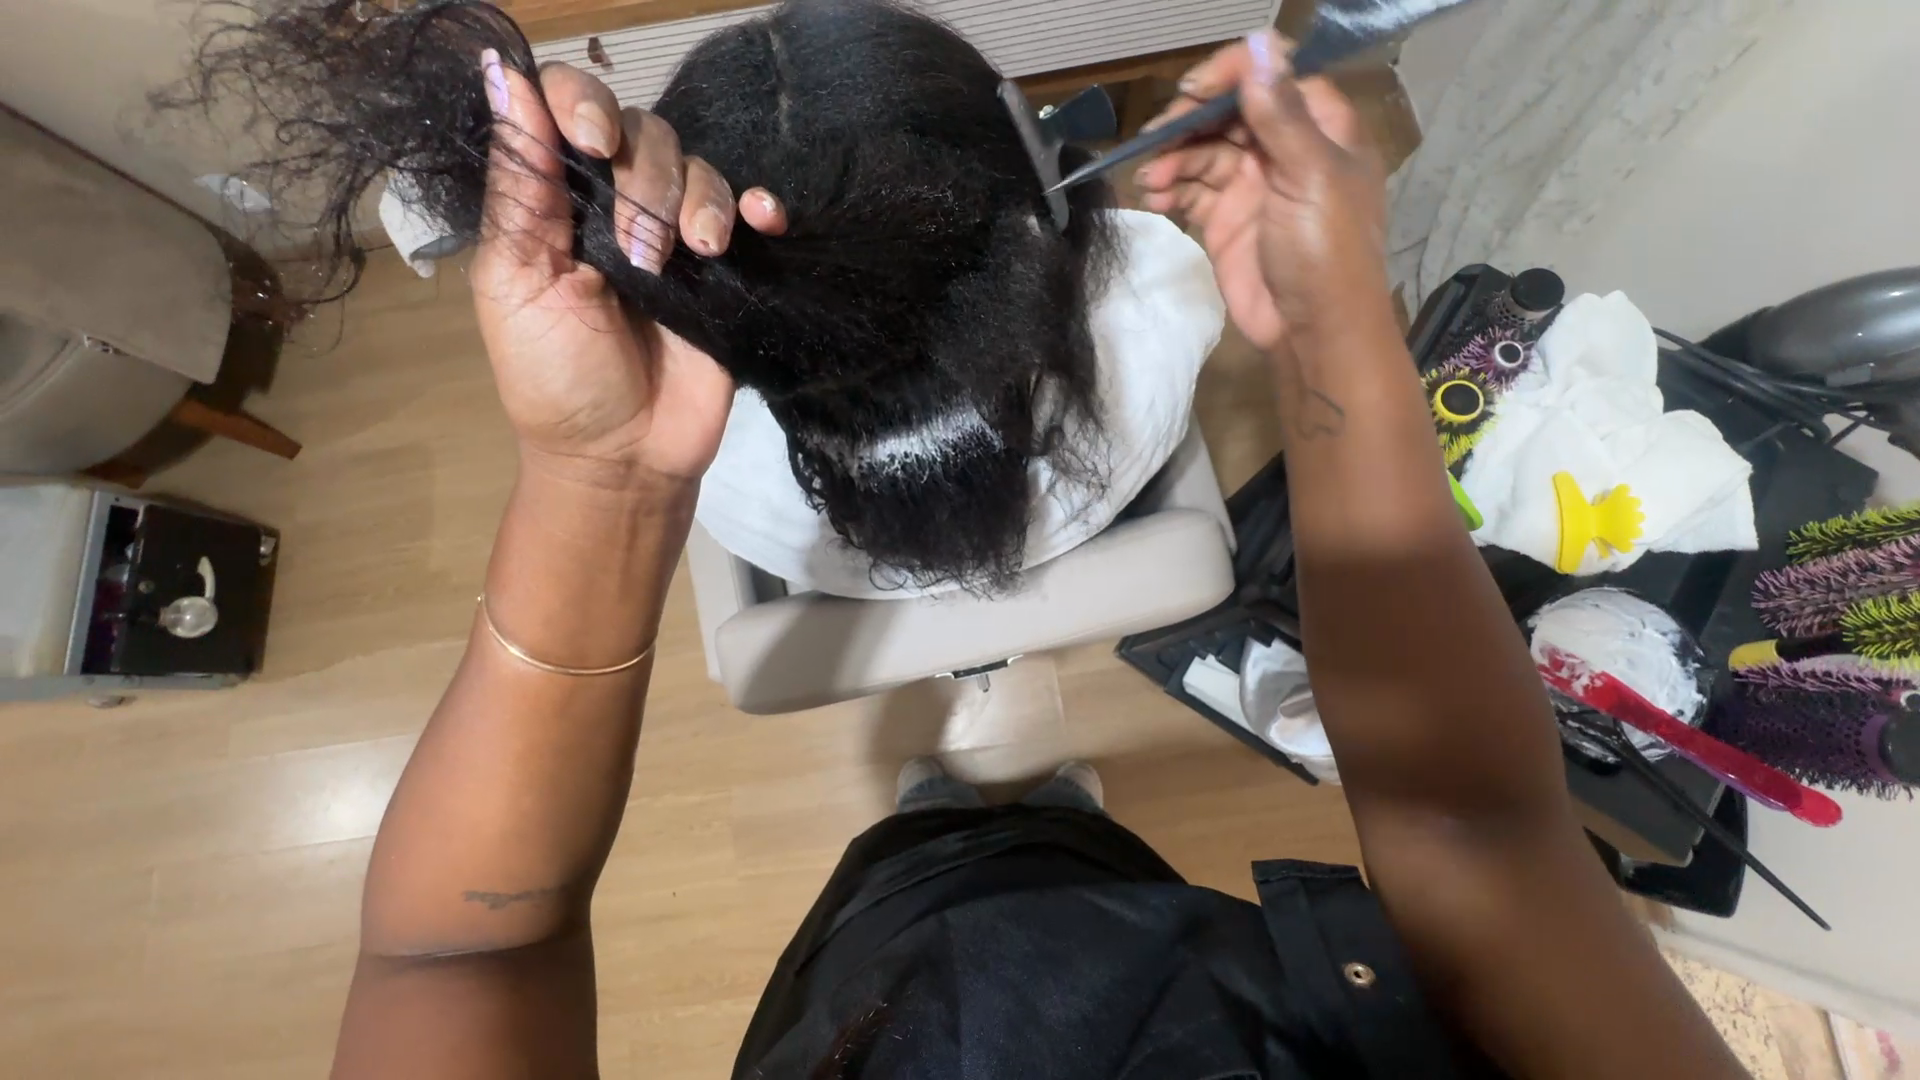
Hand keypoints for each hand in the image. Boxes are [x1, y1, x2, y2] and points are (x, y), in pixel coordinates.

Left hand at [470, 52, 788, 492]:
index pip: (571, 109)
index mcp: (559, 205)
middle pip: (646, 134)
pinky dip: (762, 208)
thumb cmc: (557, 380)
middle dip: (645, 180)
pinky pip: (753, 221)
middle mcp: (621, 210)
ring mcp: (682, 245)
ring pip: (702, 172)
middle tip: (639, 252)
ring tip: (695, 255)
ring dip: (701, 200)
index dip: (584, 103)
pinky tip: (763, 218)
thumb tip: (502, 76)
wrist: (627, 456)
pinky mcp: (731, 279)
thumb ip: (520, 189)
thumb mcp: (517, 284)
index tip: (592, 143)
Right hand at [1136, 30, 1392, 350]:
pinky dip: (1169, 192)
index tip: (1192, 93)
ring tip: (1150, 181)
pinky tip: (1154, 199)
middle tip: (1155, 140)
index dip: (1230, 76)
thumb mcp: (1310, 175)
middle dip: (1189, 122)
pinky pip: (1190, 193)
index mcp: (1318, 127)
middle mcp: (1282, 150)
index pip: (1270, 78)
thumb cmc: (1325, 250)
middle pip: (1228, 114)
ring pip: (1202, 154)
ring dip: (1172, 161)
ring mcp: (1250, 186)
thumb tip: (1258, 49)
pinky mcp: (1224, 221)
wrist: (1311, 329)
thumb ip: (1281, 115)